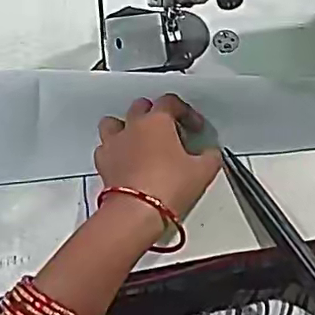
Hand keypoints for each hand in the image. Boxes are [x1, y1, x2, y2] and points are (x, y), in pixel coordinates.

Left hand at [95, 94, 220, 218]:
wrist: (137, 212)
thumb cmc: (166, 187)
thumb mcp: (204, 170)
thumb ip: (210, 156)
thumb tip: (211, 155)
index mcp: (157, 121)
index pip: (171, 102)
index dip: (186, 112)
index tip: (194, 126)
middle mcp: (132, 127)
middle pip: (140, 106)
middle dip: (155, 114)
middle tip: (169, 130)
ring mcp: (114, 145)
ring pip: (113, 123)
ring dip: (126, 127)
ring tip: (140, 139)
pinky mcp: (103, 165)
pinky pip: (104, 149)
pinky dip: (114, 151)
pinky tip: (125, 161)